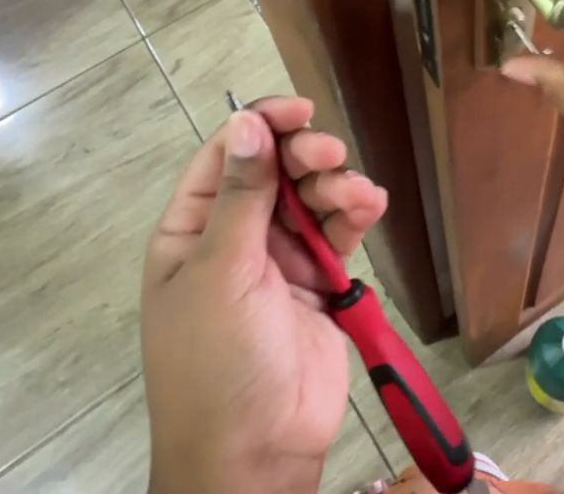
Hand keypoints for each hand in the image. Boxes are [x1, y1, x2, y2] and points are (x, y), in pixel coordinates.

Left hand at [142, 97, 388, 492]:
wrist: (257, 454)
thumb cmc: (218, 362)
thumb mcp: (220, 273)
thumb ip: (240, 195)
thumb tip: (244, 121)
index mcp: (193, 230)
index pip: (226, 156)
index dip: (261, 125)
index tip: (299, 109)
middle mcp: (236, 236)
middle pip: (275, 171)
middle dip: (304, 156)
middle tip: (329, 155)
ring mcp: (280, 260)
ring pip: (312, 198)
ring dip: (335, 187)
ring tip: (356, 196)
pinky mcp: (320, 282)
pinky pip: (338, 234)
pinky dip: (355, 215)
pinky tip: (370, 206)